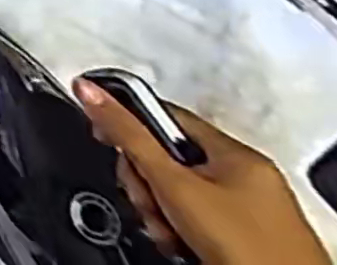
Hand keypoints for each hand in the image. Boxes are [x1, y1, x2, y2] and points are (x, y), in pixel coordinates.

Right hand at [73, 77, 331, 264]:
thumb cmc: (245, 247)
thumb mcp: (172, 183)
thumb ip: (127, 133)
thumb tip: (89, 89)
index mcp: (238, 156)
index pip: (162, 115)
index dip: (125, 120)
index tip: (103, 134)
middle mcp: (246, 177)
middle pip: (163, 155)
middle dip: (143, 178)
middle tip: (147, 197)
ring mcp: (247, 208)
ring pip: (173, 186)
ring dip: (155, 204)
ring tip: (166, 227)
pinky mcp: (242, 233)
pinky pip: (190, 211)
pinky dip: (174, 222)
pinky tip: (177, 238)